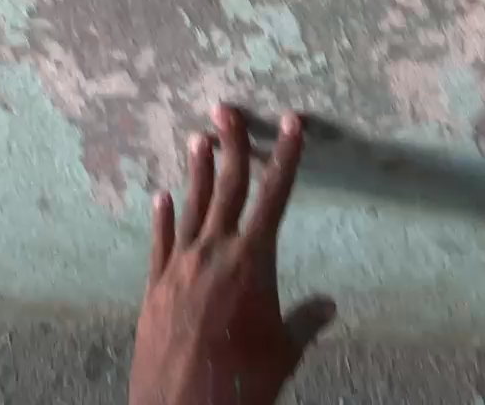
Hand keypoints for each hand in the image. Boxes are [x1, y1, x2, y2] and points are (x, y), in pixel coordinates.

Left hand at [129, 105, 334, 404]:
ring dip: (196, 171)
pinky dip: (162, 218)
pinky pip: (160, 244)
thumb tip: (329, 304)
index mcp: (252, 260)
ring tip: (198, 138)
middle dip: (231, 143)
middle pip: (227, 185)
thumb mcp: (283, 352)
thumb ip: (305, 320)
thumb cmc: (242, 384)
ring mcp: (180, 266)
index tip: (291, 121)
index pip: (276, 194)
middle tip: (224, 108)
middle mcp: (215, 251)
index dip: (286, 154)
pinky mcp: (155, 287)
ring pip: (192, 206)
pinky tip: (161, 197)